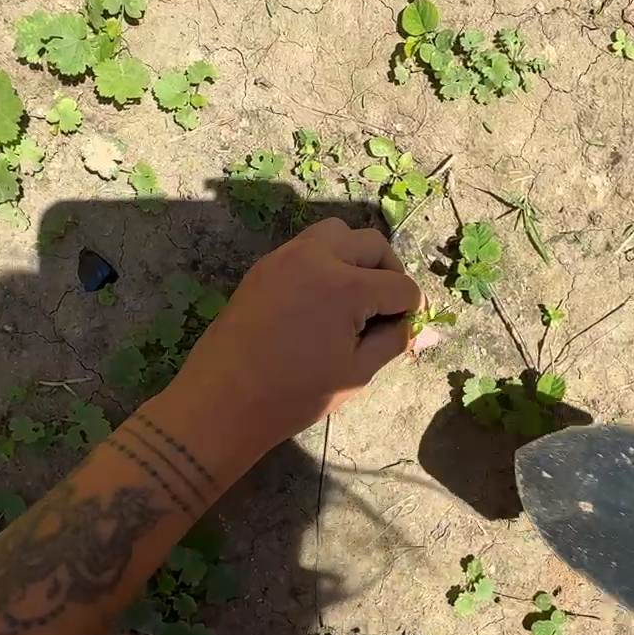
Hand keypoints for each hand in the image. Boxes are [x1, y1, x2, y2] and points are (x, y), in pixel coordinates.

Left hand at [160, 218, 420, 459]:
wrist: (223, 402)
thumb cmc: (294, 395)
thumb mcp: (356, 374)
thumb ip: (391, 340)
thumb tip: (406, 324)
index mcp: (346, 287)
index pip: (400, 286)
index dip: (410, 310)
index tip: (402, 331)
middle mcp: (317, 257)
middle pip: (373, 245)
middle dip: (389, 273)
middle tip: (385, 309)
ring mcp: (286, 256)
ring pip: (338, 233)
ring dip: (356, 258)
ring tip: (355, 296)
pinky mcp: (265, 266)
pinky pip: (308, 247)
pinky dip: (326, 262)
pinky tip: (322, 300)